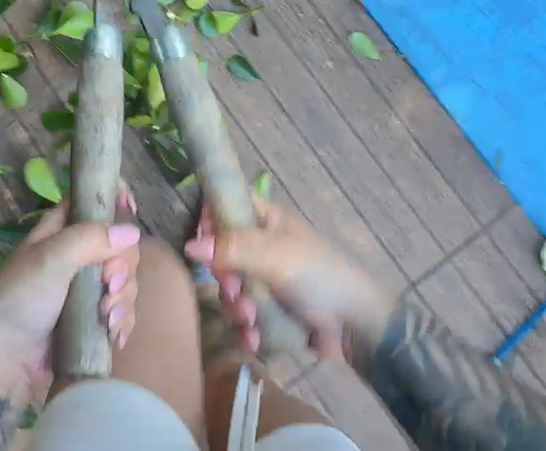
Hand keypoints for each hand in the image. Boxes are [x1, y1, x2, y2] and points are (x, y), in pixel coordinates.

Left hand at [0, 201, 140, 384]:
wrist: (5, 362)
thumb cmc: (21, 299)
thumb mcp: (50, 259)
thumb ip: (89, 239)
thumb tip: (132, 232)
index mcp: (62, 229)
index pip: (94, 200)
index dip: (115, 199)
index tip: (132, 213)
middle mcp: (78, 254)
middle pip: (119, 244)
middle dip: (122, 266)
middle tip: (108, 285)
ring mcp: (87, 288)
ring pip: (124, 279)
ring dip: (123, 298)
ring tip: (107, 319)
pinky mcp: (93, 318)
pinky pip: (122, 310)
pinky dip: (123, 320)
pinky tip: (114, 335)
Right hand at [185, 196, 395, 360]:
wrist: (355, 325)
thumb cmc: (318, 275)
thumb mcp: (275, 255)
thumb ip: (232, 248)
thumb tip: (190, 245)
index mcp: (266, 220)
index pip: (227, 205)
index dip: (210, 220)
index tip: (202, 243)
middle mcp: (262, 246)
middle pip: (222, 254)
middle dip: (226, 279)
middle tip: (237, 291)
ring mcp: (266, 280)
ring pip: (231, 290)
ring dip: (237, 308)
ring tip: (253, 320)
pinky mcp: (270, 312)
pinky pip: (243, 318)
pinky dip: (247, 330)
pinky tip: (255, 340)